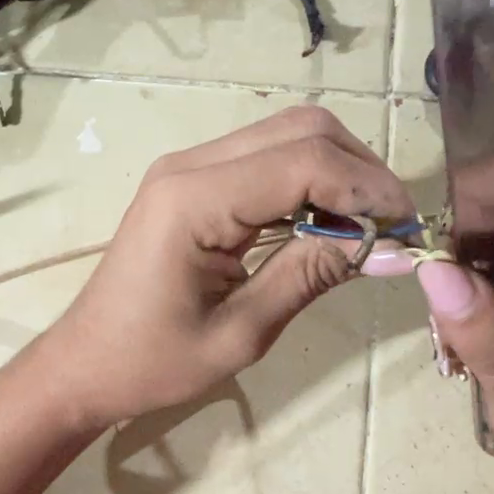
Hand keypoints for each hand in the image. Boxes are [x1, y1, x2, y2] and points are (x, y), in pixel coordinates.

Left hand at [33, 105, 414, 427]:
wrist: (86, 365)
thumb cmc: (153, 363)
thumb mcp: (242, 332)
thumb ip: (312, 276)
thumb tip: (387, 247)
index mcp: (193, 200)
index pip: (304, 162)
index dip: (367, 189)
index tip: (408, 230)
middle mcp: (189, 166)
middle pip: (300, 129)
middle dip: (358, 170)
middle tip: (392, 228)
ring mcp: (186, 169)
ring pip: (285, 136)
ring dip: (336, 172)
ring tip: (368, 229)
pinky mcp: (189, 183)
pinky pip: (262, 160)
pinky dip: (306, 182)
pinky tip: (327, 224)